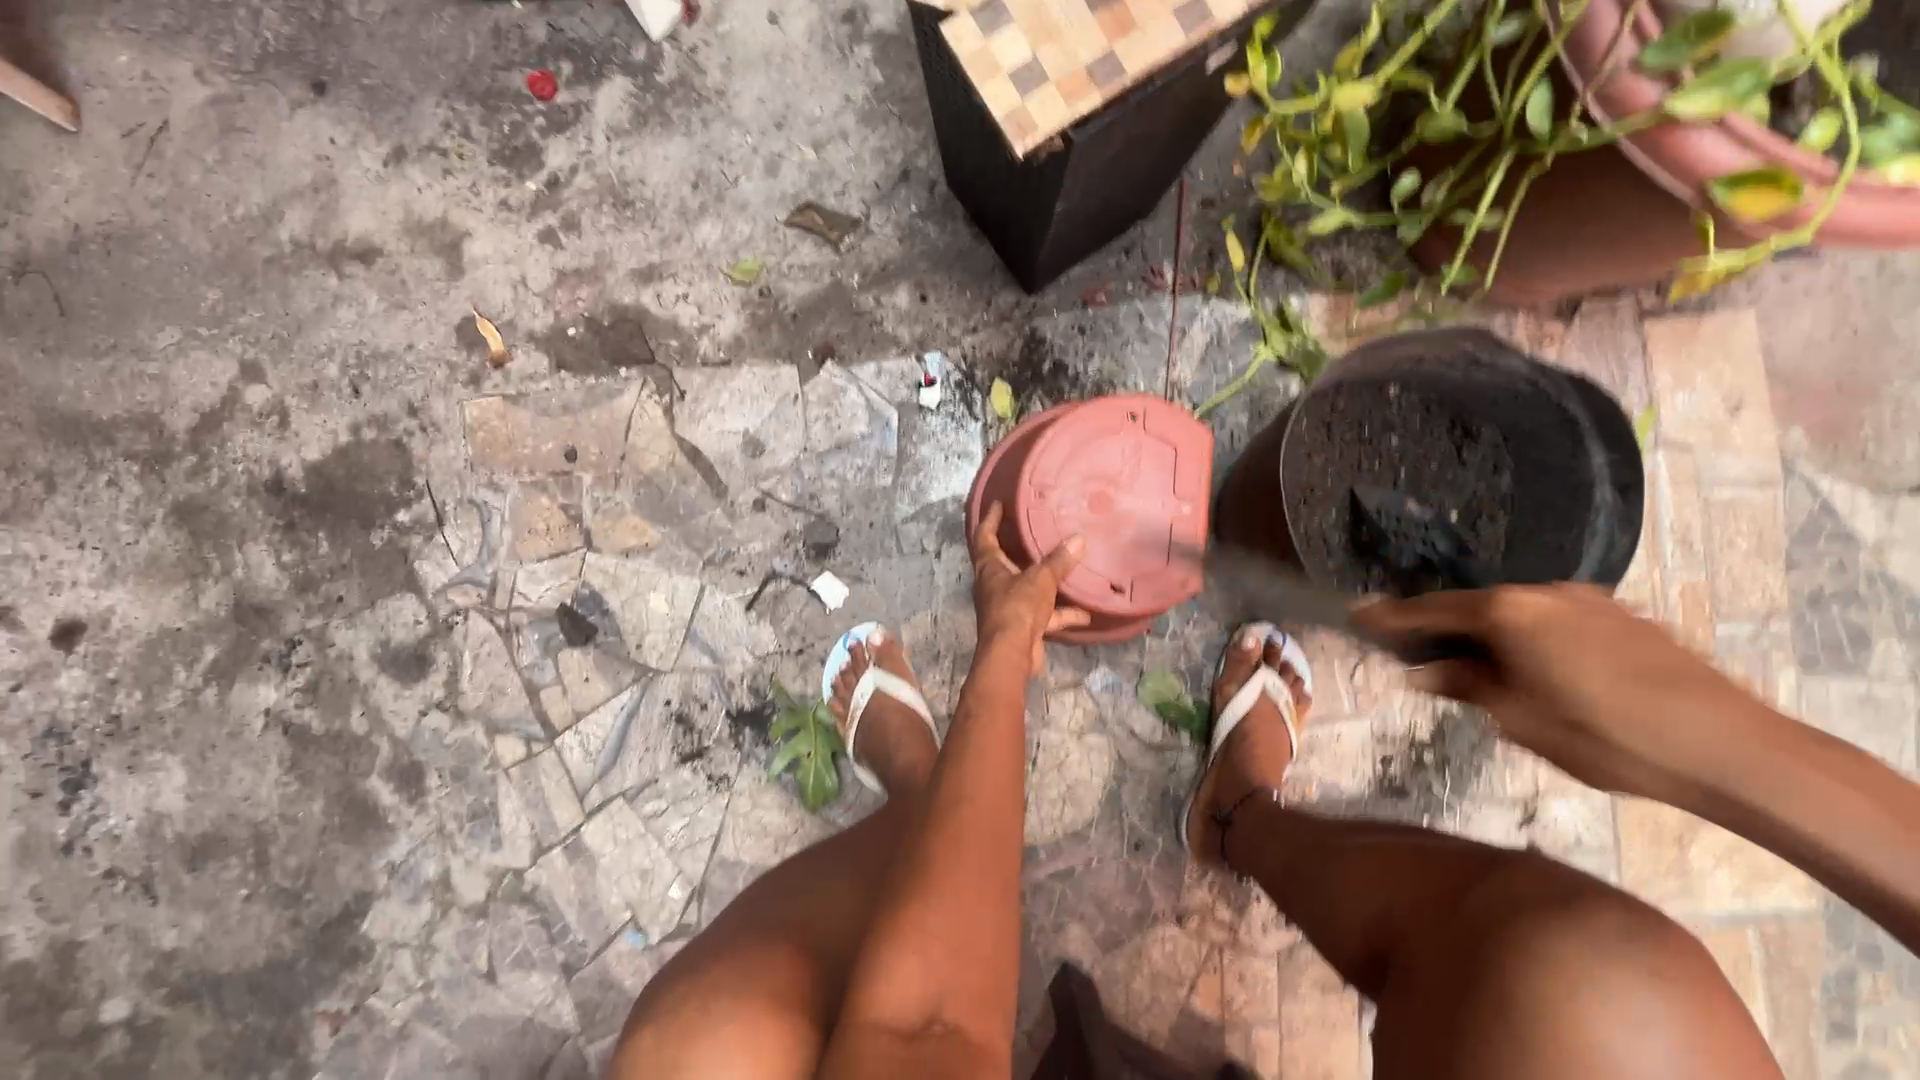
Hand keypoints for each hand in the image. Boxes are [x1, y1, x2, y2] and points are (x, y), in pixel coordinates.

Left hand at [970, 502, 1090, 675]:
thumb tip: (1078, 539)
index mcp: (990, 569)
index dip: (990, 519)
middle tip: (1033, 530)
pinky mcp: (1022, 628)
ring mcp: (1007, 608)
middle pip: (1004, 562)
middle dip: (1017, 548)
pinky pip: (1044, 616)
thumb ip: (1059, 561)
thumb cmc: (1017, 609)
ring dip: (1046, 582)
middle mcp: (994, 586)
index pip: (984, 537)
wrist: (1011, 655)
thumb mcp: (1041, 579)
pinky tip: (1085, 612)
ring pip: (1027, 589)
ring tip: (1067, 568)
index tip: (998, 504)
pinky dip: (1063, 614)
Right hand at [1353, 584, 1773, 803]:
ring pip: (1516, 612)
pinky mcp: (1622, 615)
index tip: (1355, 615)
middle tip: (1414, 651)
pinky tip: (1534, 666)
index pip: (1431, 610)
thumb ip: (1465, 686)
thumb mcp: (1518, 721)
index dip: (1390, 617)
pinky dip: (1528, 636)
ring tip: (1475, 665)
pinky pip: (1552, 619)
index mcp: (1509, 613)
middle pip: (1474, 606)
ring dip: (1489, 633)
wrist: (1732, 749)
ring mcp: (1587, 600)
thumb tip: (1424, 671)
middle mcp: (1543, 593)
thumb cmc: (1607, 738)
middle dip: (1442, 627)